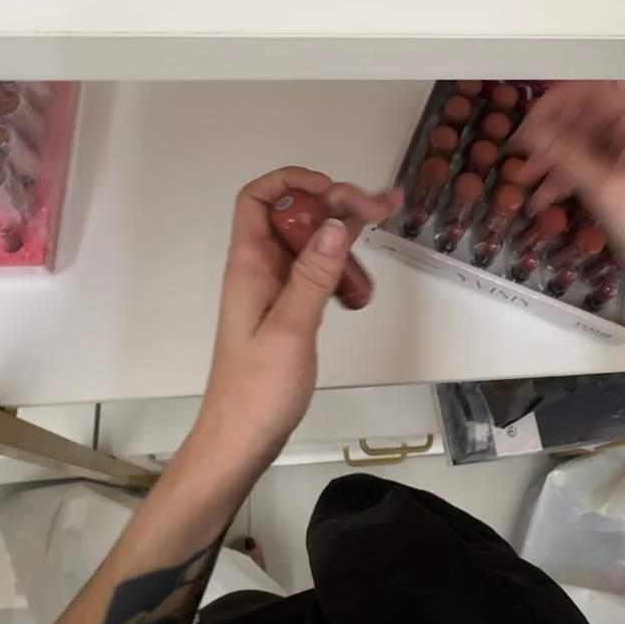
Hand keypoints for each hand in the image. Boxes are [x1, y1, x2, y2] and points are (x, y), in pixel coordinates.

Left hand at [185, 167, 401, 482]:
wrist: (242, 441)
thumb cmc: (256, 391)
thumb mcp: (290, 329)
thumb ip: (313, 275)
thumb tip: (335, 223)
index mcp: (249, 265)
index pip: (258, 199)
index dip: (291, 182)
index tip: (331, 190)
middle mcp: (262, 268)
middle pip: (294, 214)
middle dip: (334, 203)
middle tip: (377, 209)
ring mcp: (277, 288)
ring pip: (311, 241)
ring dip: (344, 231)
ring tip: (382, 225)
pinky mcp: (292, 307)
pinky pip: (318, 269)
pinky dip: (343, 263)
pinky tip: (363, 272)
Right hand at [512, 81, 624, 298]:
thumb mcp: (606, 188)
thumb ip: (566, 153)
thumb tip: (532, 130)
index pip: (591, 93)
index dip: (554, 104)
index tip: (528, 124)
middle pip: (584, 119)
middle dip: (550, 138)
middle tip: (521, 155)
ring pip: (584, 145)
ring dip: (554, 161)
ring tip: (526, 182)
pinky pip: (592, 166)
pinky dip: (569, 178)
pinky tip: (544, 199)